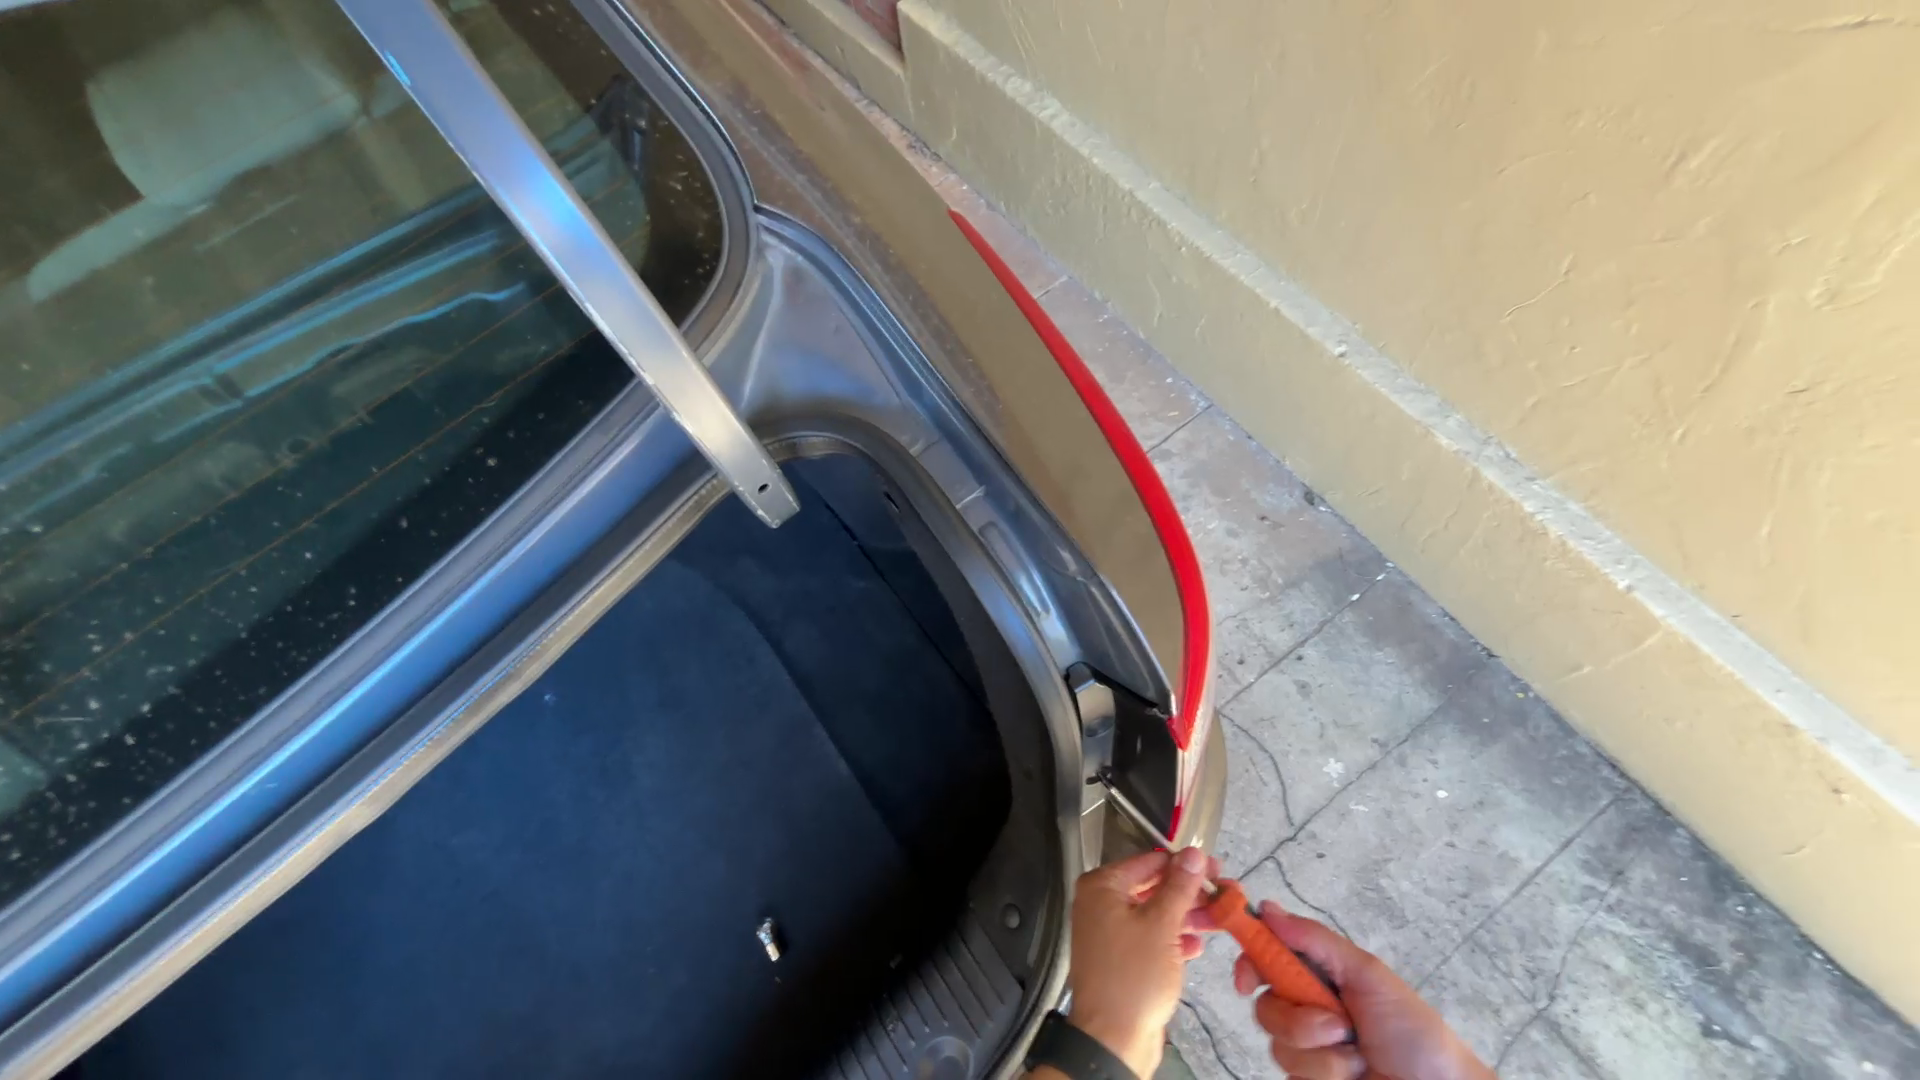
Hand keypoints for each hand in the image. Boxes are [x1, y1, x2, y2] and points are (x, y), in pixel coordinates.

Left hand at [1062, 847, 1217, 1077]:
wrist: (1112, 1039)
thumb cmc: (1133, 975)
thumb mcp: (1162, 925)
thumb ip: (1179, 887)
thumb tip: (1194, 853)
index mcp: (1102, 886)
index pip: (1149, 862)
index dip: (1186, 865)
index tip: (1217, 868)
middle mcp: (1101, 902)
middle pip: (1153, 887)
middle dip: (1190, 894)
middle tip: (1225, 896)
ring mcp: (1110, 930)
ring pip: (1155, 913)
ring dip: (1187, 917)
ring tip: (1220, 921)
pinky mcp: (1122, 956)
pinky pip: (1150, 937)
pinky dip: (1173, 939)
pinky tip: (1197, 946)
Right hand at [1235, 903, 1492, 1079]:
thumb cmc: (1410, 1028)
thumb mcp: (1366, 973)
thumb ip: (1314, 939)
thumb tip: (1265, 908)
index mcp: (1313, 974)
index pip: (1262, 959)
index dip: (1247, 965)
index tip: (1247, 983)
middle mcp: (1304, 1008)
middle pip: (1264, 1007)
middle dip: (1299, 1021)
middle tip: (1338, 1025)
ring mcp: (1307, 1049)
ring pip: (1278, 1046)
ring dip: (1321, 1053)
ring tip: (1357, 1057)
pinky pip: (1294, 1076)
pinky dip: (1327, 1076)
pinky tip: (1354, 1076)